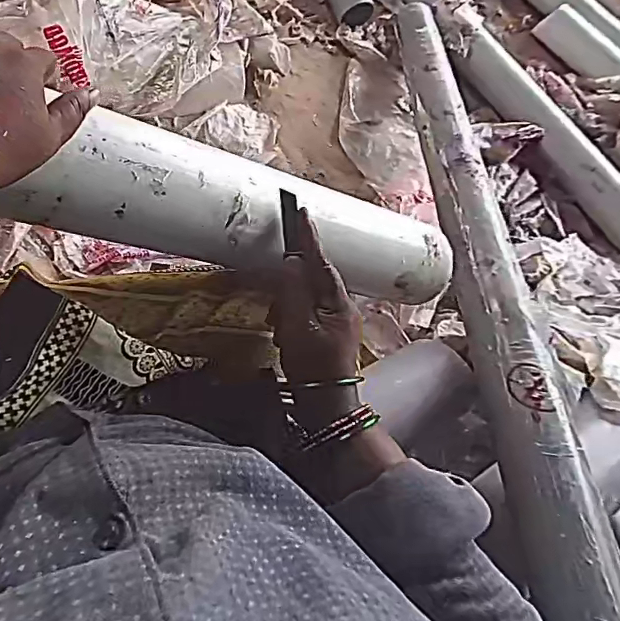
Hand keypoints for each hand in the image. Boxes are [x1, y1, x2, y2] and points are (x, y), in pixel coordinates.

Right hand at [270, 206, 364, 390]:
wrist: (326, 407)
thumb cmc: (313, 367)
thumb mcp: (298, 327)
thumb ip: (293, 291)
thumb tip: (291, 260)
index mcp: (337, 302)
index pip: (320, 261)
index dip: (309, 238)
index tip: (301, 213)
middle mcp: (341, 308)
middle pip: (311, 280)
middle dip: (289, 289)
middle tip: (279, 311)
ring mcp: (336, 322)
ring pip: (304, 299)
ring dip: (287, 309)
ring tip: (282, 332)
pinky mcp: (327, 334)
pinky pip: (304, 315)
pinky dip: (290, 321)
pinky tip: (285, 337)